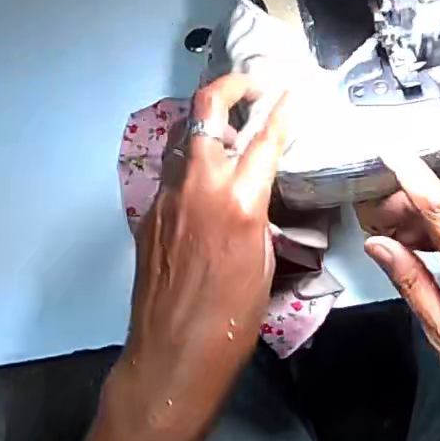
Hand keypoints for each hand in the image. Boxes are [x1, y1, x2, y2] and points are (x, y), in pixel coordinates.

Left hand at [111, 74, 288, 440]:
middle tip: (249, 86)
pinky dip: (191, 162)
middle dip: (229, 86)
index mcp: (238, 202)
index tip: (291, 90)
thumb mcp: (262, 260)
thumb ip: (257, 212)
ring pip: (183, 137)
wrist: (172, 354)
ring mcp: (166, 196)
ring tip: (228, 131)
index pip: (265, 139)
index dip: (282, 109)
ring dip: (206, 123)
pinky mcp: (148, 213)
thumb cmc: (231, 319)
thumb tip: (255, 189)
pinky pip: (171, 172)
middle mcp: (197, 187)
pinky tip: (205, 181)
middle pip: (206, 111)